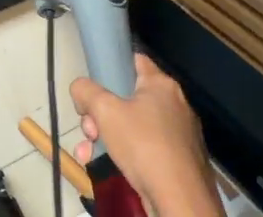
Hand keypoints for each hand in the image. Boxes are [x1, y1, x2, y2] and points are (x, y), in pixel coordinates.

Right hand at [68, 53, 221, 216]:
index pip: (134, 59)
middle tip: (89, 129)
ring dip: (106, 135)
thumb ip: (85, 90)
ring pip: (133, 125)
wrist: (181, 202)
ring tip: (88, 152)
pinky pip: (145, 147)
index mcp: (162, 85)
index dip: (111, 65)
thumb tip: (81, 90)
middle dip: (100, 112)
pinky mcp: (181, 161)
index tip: (94, 83)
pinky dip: (125, 153)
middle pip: (127, 97)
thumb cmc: (143, 146)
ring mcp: (180, 135)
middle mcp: (175, 105)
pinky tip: (105, 164)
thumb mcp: (103, 110)